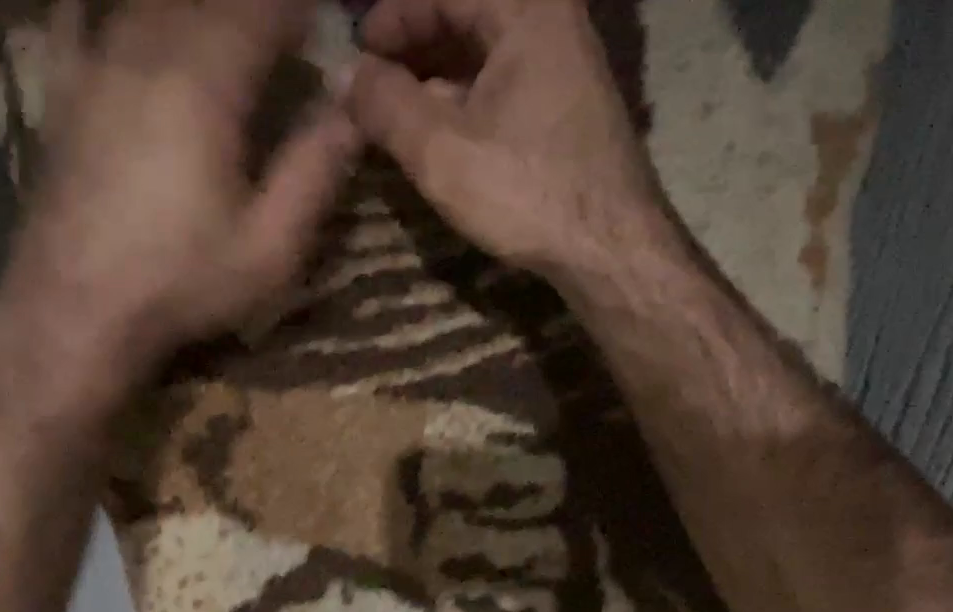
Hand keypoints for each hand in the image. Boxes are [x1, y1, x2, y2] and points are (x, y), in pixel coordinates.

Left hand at [0, 0, 360, 415]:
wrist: (74, 311)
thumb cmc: (179, 285)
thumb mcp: (268, 248)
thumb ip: (314, 172)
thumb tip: (352, 110)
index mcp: (205, 84)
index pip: (262, 10)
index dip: (300, 13)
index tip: (322, 31)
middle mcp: (146, 51)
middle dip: (253, 12)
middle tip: (282, 44)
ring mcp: (95, 65)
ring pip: (150, 3)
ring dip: (198, 11)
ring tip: (226, 36)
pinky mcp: (63, 92)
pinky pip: (76, 16)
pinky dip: (108, 10)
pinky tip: (129, 21)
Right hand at [345, 0, 676, 282]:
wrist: (609, 248)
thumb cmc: (525, 191)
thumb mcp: (439, 149)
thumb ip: (384, 104)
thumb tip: (343, 74)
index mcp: (526, 11)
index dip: (390, 17)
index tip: (354, 55)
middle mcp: (553, 22)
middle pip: (467, 13)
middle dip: (411, 44)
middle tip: (367, 81)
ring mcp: (565, 64)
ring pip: (483, 49)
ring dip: (433, 74)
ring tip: (390, 109)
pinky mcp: (566, 106)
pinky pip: (503, 79)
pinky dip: (463, 95)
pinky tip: (434, 129)